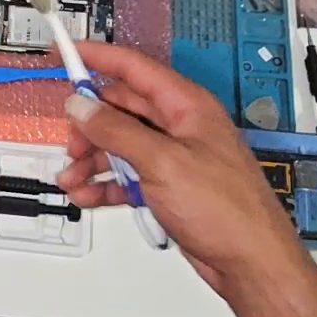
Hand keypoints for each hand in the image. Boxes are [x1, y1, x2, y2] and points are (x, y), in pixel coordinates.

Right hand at [56, 42, 308, 295]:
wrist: (250, 264)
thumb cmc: (228, 212)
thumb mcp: (163, 162)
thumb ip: (116, 131)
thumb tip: (82, 105)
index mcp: (186, 107)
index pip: (133, 68)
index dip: (96, 58)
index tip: (66, 53)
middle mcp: (178, 127)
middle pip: (119, 108)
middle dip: (89, 124)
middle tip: (71, 142)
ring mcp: (172, 157)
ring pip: (118, 144)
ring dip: (91, 160)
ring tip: (73, 178)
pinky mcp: (166, 185)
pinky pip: (125, 175)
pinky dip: (103, 183)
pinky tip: (89, 195)